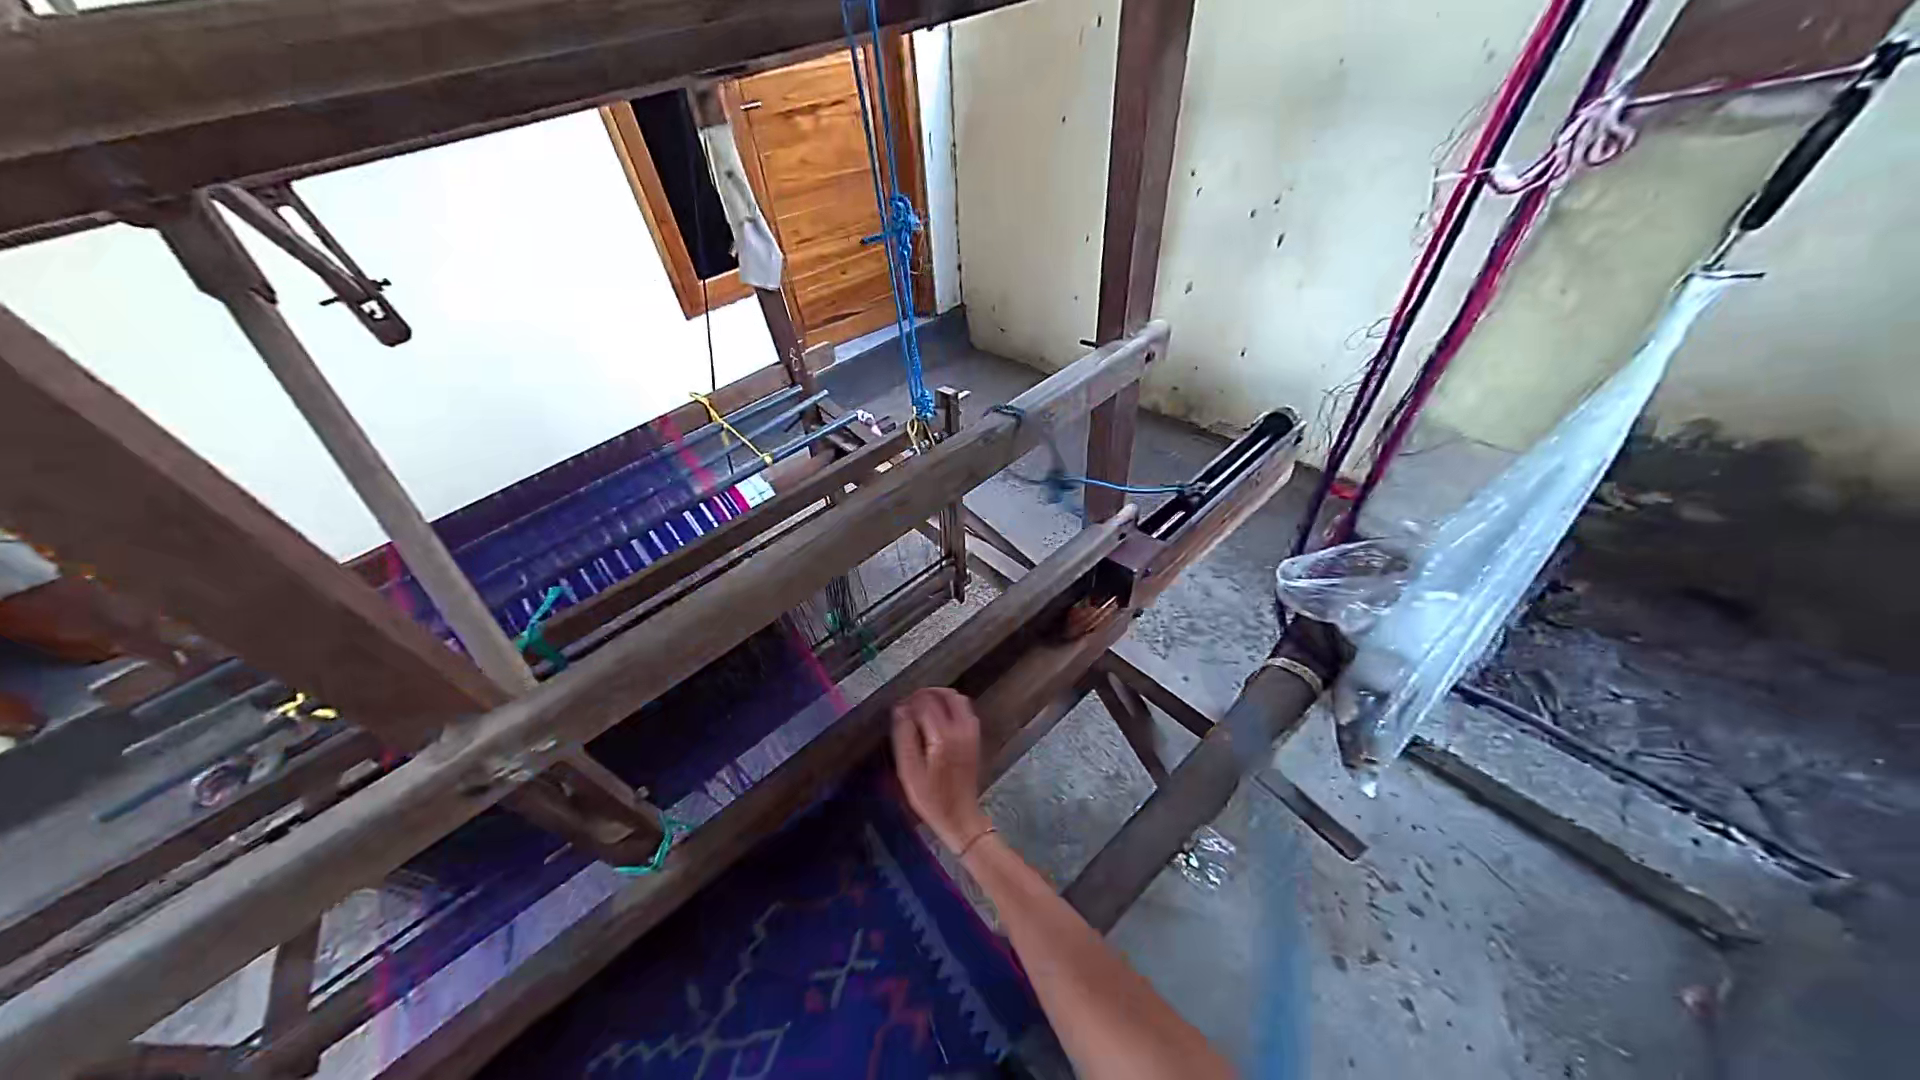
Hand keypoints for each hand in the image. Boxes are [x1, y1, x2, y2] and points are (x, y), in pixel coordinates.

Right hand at [891, 688, 993, 855]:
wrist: (960, 816)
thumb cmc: (931, 799)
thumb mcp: (908, 771)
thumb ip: (904, 736)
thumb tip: (900, 711)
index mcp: (942, 736)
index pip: (925, 703)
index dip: (910, 701)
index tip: (898, 708)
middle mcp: (961, 729)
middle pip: (945, 694)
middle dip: (926, 693)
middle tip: (910, 702)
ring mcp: (971, 732)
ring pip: (957, 699)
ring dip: (939, 697)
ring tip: (922, 707)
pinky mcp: (975, 738)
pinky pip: (964, 710)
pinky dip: (950, 706)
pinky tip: (938, 717)